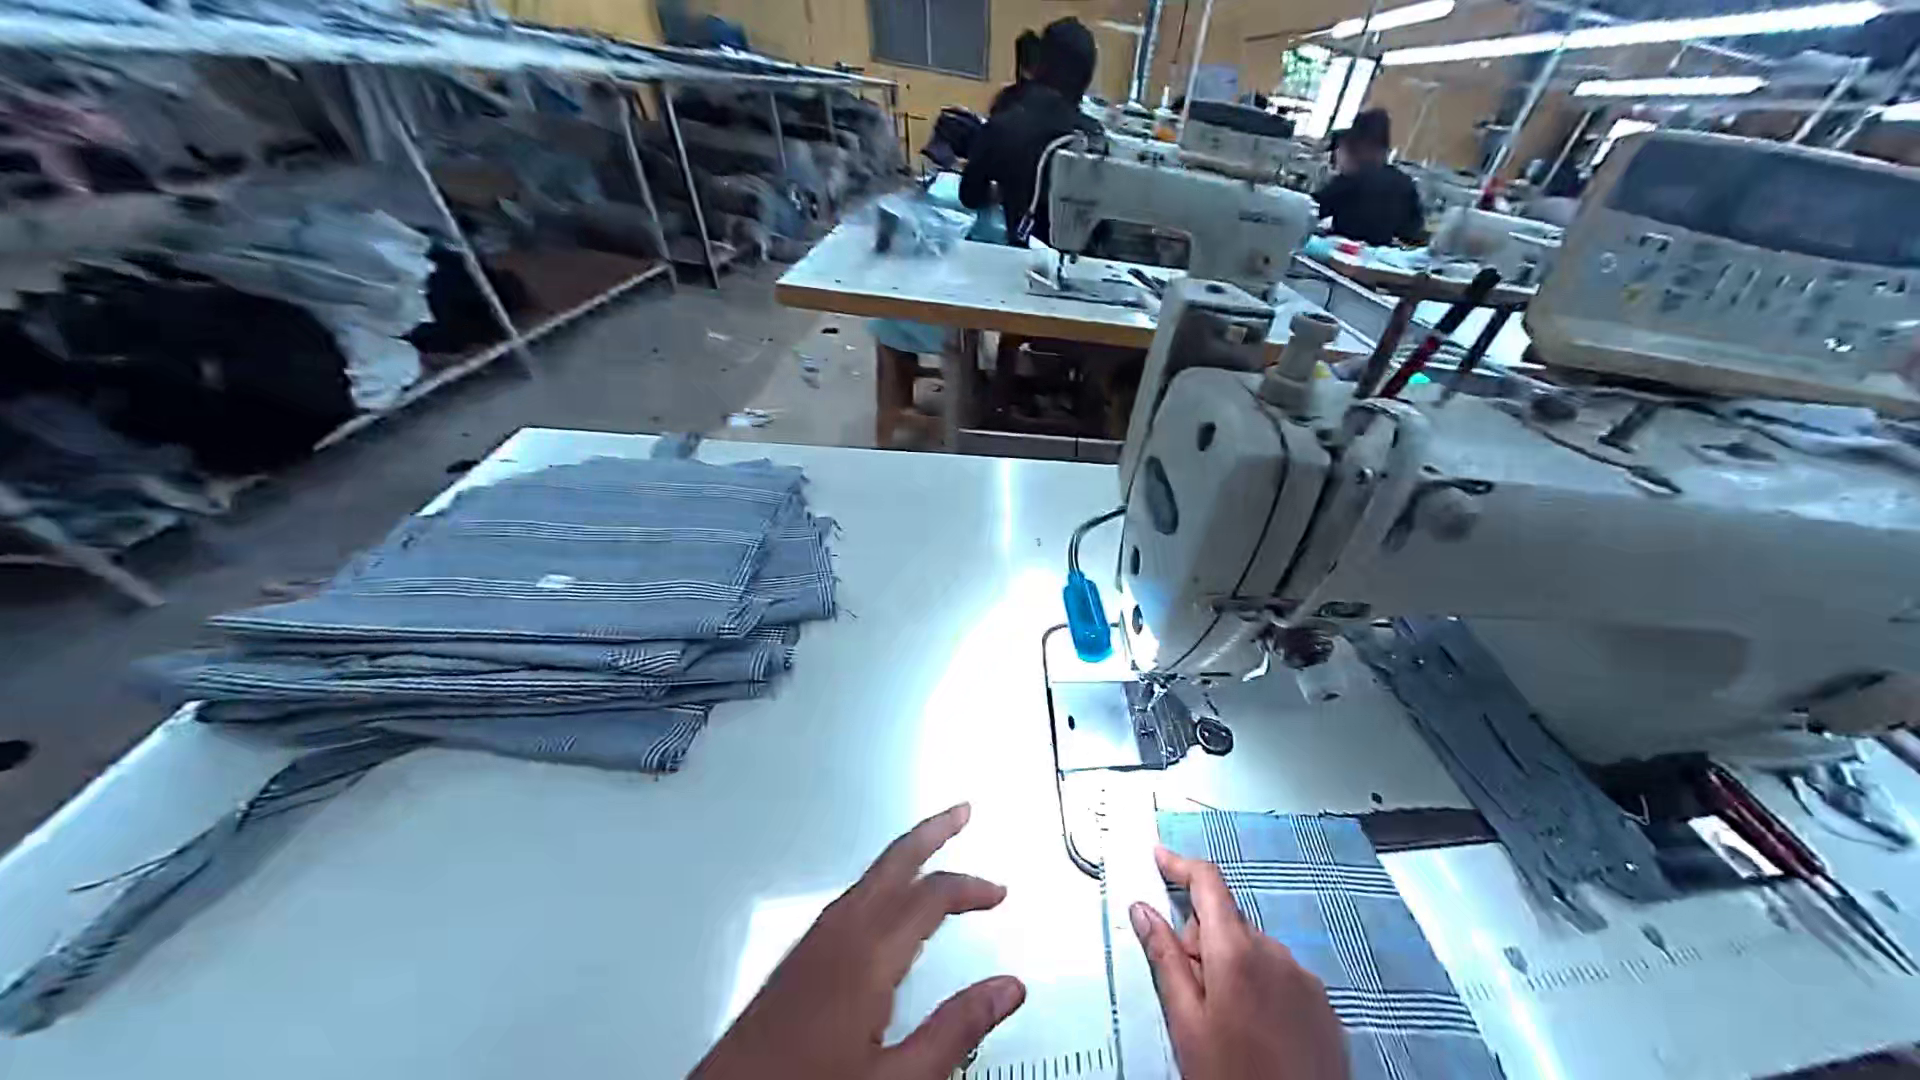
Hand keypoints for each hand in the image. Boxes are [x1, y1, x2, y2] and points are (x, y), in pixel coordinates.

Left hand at [691, 804, 1025, 1079]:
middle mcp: (840, 932)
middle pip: (894, 860)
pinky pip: (854, 894)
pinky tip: (889, 894)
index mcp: (867, 956)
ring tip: (934, 843)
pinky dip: (884, 877)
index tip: (998, 893)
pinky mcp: (801, 954)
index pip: (931, 897)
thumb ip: (956, 1030)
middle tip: (963, 812)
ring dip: (908, 852)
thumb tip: (1008, 988)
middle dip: (933, 831)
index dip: (970, 887)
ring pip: (872, 874)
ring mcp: (815, 939)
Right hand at [1130, 846, 1349, 1079]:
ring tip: (1225, 1020)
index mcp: (1237, 950)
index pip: (1207, 883)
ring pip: (1252, 948)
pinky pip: (1280, 974)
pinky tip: (1256, 1030)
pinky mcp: (1325, 1006)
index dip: (1180, 865)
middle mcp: (1276, 952)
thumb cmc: (1231, 1077)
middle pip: (1226, 921)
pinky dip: (1260, 985)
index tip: (1159, 856)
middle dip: (1201, 941)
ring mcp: (1305, 979)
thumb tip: (1141, 908)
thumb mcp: (1185, 1021)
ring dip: (1231, 964)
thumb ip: (1164, 957)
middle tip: (1190, 990)